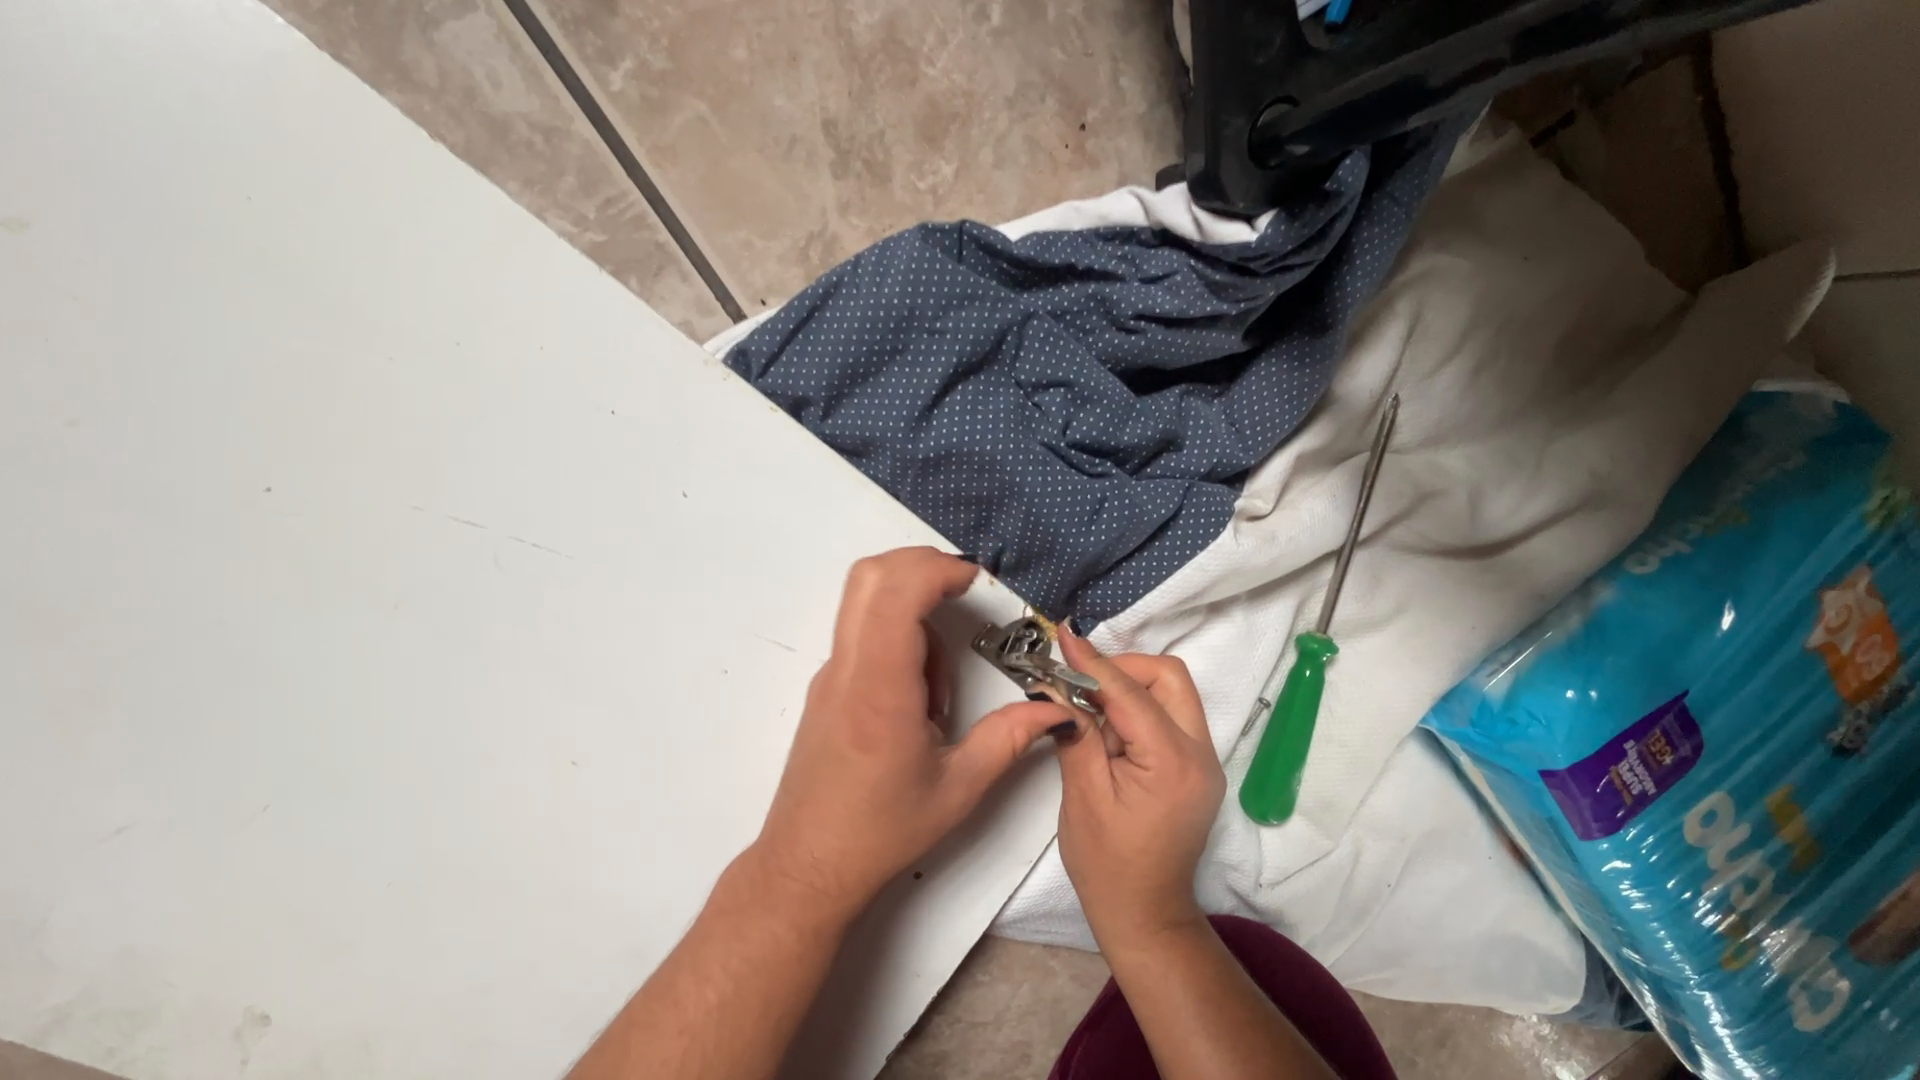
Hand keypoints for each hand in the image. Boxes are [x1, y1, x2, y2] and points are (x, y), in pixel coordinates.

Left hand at [749, 547, 1071, 922]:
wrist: (808, 864)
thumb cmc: (882, 831)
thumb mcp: (959, 788)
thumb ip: (1011, 738)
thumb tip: (1057, 708)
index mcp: (880, 689)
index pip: (896, 593)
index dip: (937, 569)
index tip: (974, 581)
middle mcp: (847, 669)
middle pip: (869, 575)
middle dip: (922, 567)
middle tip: (962, 595)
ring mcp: (830, 675)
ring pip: (865, 601)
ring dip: (912, 611)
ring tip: (940, 684)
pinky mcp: (827, 687)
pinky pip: (863, 635)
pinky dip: (897, 637)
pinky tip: (919, 699)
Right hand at [1053, 627, 1224, 949]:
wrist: (1145, 915)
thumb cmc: (1108, 865)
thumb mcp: (1083, 797)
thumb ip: (1075, 734)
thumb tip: (1059, 687)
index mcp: (1174, 763)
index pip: (1132, 693)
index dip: (1094, 663)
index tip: (1065, 637)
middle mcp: (1201, 754)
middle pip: (1169, 678)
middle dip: (1122, 668)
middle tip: (1079, 681)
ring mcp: (1204, 760)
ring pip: (1172, 693)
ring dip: (1128, 688)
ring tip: (1088, 710)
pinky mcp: (1195, 767)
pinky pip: (1169, 717)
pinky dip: (1137, 709)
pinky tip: (1106, 727)